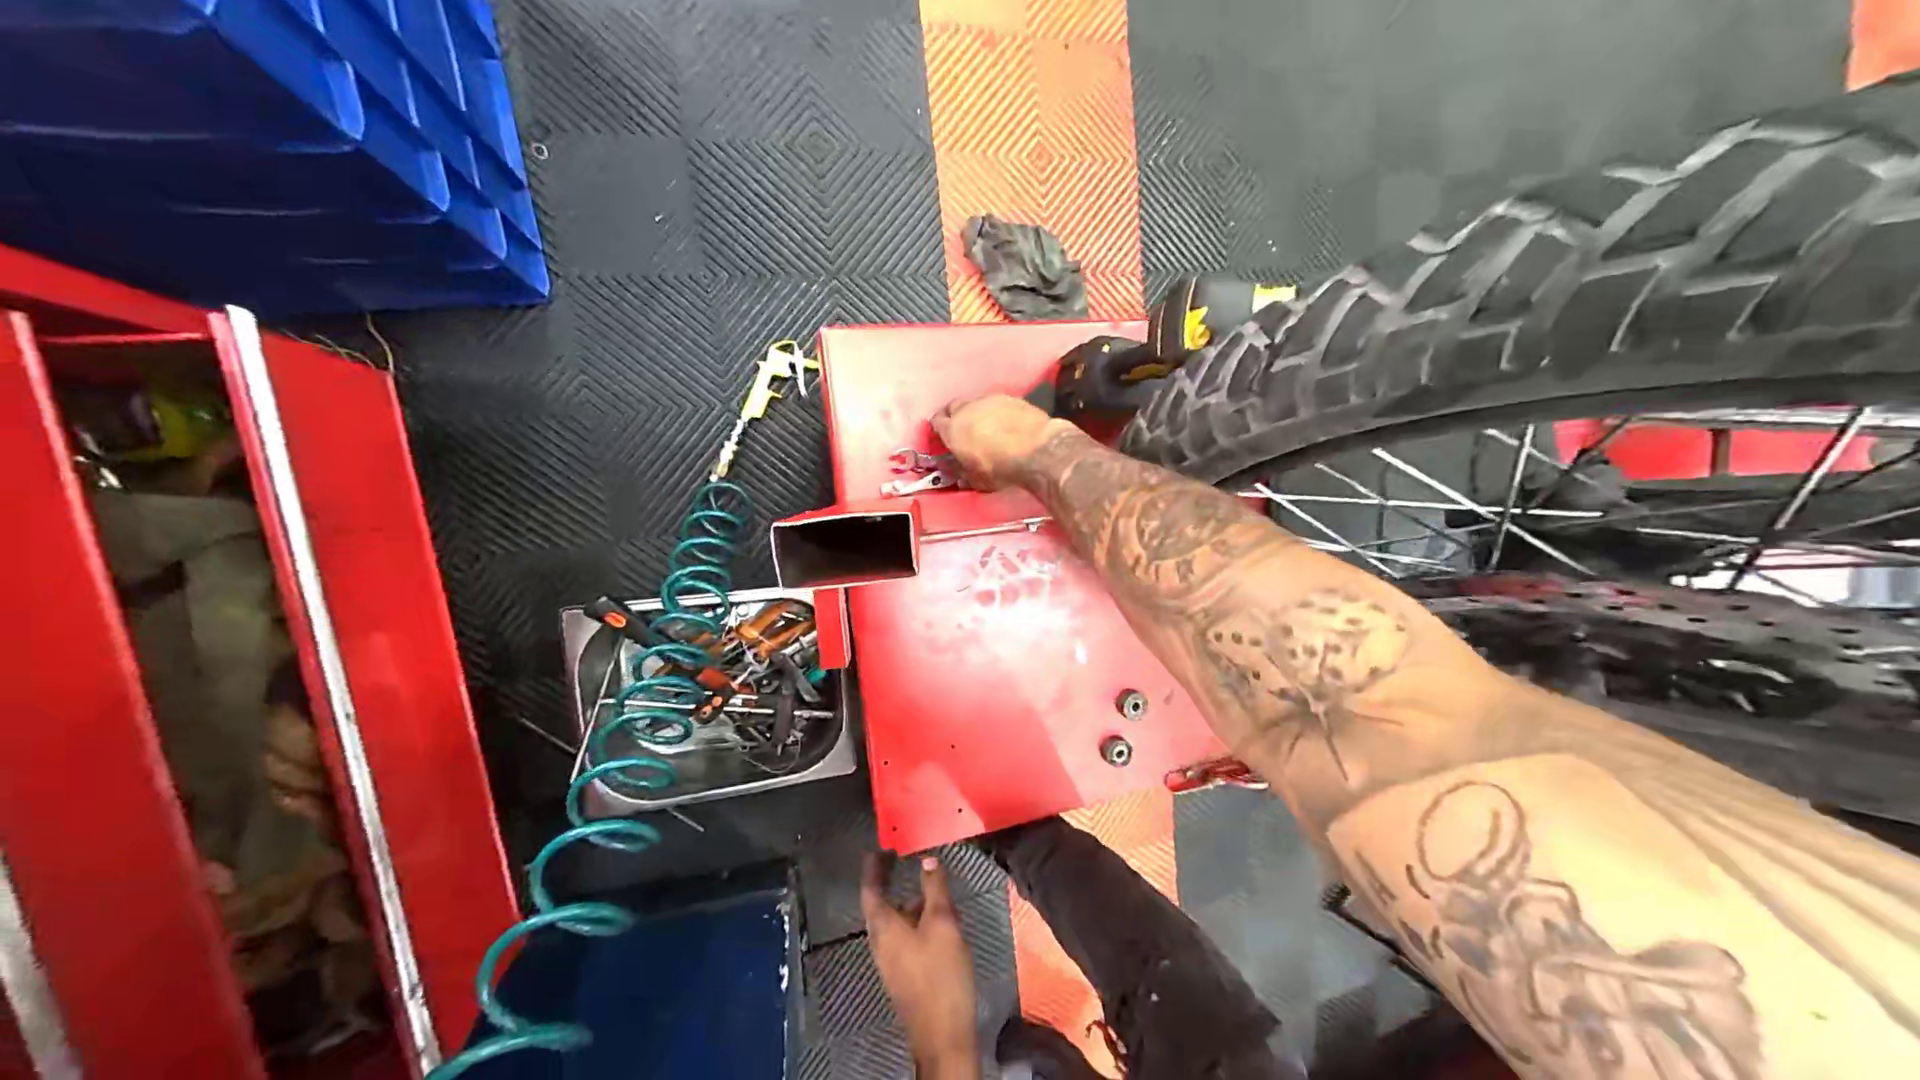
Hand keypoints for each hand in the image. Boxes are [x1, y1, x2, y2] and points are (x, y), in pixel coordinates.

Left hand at [861, 852, 978, 1076]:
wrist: (943, 1034)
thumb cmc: (940, 973)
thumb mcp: (943, 922)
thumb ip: (934, 888)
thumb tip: (927, 859)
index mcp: (884, 926)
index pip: (870, 889)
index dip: (873, 867)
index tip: (879, 849)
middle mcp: (881, 942)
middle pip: (879, 904)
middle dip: (887, 880)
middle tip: (898, 859)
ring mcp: (891, 960)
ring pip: (893, 921)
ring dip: (904, 900)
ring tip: (924, 885)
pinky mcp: (904, 974)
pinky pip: (903, 936)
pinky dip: (913, 918)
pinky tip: (935, 919)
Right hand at [930, 394, 1058, 491]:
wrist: (1038, 450)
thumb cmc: (1001, 468)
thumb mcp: (976, 479)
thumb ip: (962, 470)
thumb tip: (956, 469)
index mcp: (953, 429)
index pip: (937, 422)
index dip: (940, 429)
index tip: (945, 437)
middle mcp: (967, 408)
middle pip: (954, 406)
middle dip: (956, 416)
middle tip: (964, 430)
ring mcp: (990, 399)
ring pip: (976, 402)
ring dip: (977, 412)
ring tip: (987, 426)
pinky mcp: (1012, 397)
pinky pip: (997, 403)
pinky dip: (998, 412)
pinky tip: (1006, 423)